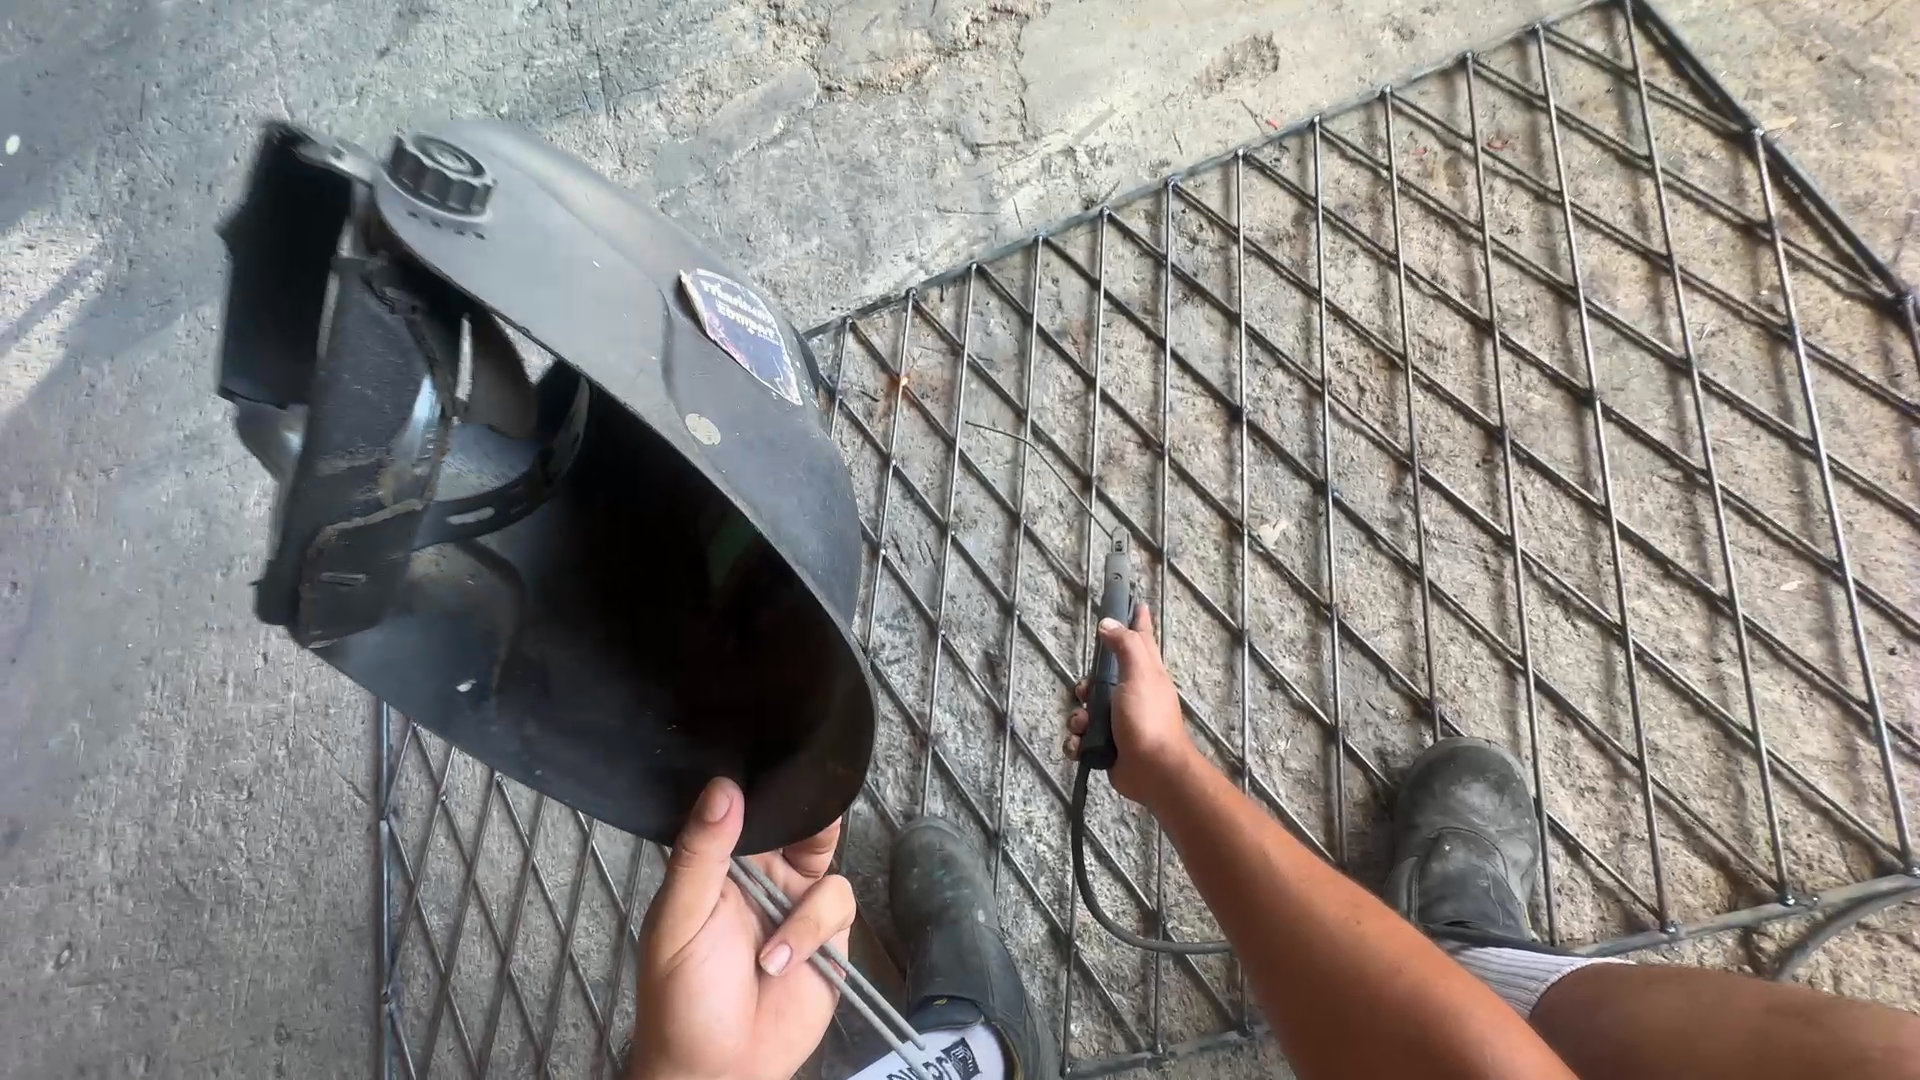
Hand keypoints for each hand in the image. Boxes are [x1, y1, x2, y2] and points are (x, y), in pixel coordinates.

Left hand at [630, 778, 855, 1079]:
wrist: (719, 1072)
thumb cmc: (681, 997)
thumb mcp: (679, 921)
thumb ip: (701, 853)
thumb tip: (723, 787)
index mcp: (723, 859)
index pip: (749, 804)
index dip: (764, 783)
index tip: (780, 762)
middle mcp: (764, 870)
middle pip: (798, 818)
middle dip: (807, 819)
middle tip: (803, 835)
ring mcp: (798, 897)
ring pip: (826, 855)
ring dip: (802, 904)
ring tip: (770, 951)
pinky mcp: (828, 930)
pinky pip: (838, 902)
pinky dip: (813, 931)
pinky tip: (783, 963)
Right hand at [1065, 603, 1196, 805]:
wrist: (1153, 771)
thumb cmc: (1148, 718)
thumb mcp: (1138, 674)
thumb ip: (1124, 645)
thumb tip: (1108, 624)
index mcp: (1146, 673)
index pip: (1141, 638)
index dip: (1138, 621)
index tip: (1136, 603)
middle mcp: (1133, 694)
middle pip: (1103, 677)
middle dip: (1087, 685)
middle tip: (1085, 691)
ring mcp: (1120, 721)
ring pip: (1088, 709)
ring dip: (1078, 717)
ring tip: (1082, 725)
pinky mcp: (1108, 745)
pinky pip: (1083, 738)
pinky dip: (1077, 741)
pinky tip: (1080, 745)